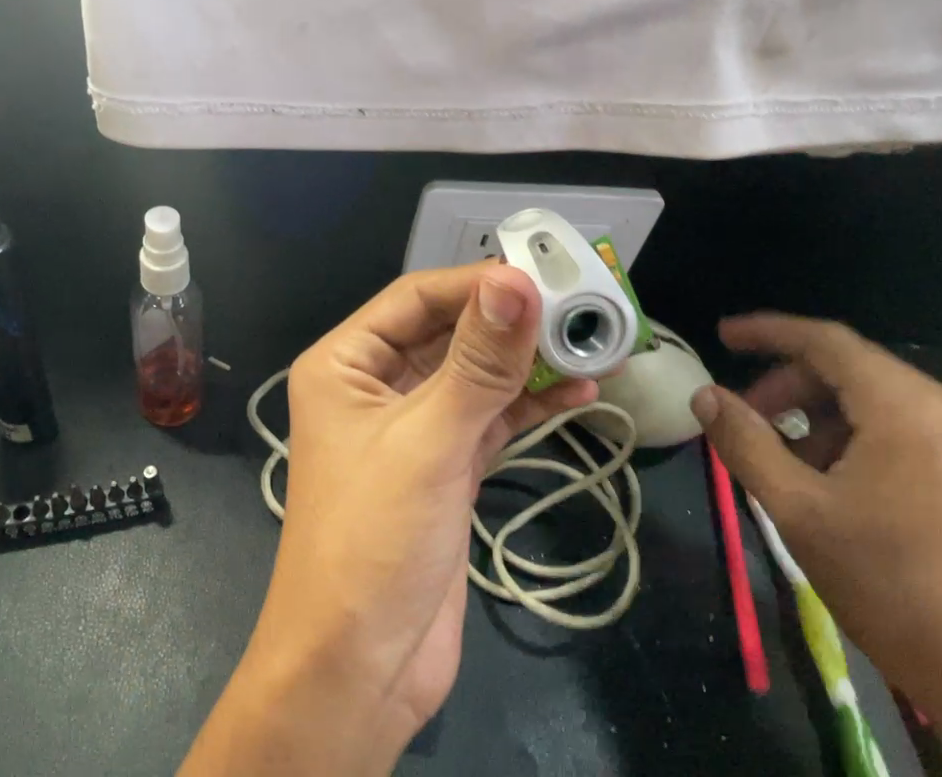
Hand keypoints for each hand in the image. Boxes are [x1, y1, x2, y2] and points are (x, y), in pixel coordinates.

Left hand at [181, 263, 596, 775]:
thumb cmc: (373, 540)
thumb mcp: (427, 441)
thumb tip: (516, 280)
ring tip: (596, 345)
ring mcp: (412, 430)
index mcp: (344, 365)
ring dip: (530, 363)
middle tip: (585, 307)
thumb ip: (478, 363)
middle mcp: (374, 388)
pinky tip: (579, 392)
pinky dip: (531, 406)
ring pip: (476, 377)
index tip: (548, 276)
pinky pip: (490, 420)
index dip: (479, 283)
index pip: (416, 298)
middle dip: (513, 322)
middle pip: (450, 333)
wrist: (357, 665)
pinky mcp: (443, 469)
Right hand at [693, 313, 941, 776]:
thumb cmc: (892, 586)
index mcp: (911, 409)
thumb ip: (745, 443)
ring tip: (792, 468)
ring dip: (828, 420)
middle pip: (858, 373)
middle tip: (748, 424)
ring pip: (888, 407)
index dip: (769, 332)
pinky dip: (868, 443)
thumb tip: (706, 396)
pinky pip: (919, 437)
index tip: (723, 335)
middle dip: (794, 388)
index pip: (829, 342)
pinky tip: (844, 490)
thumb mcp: (799, 512)